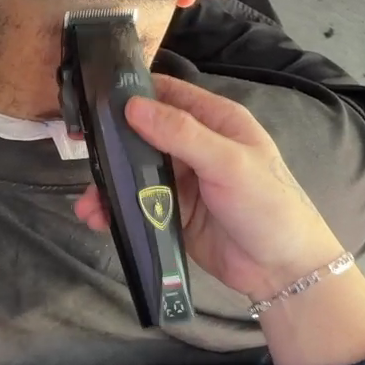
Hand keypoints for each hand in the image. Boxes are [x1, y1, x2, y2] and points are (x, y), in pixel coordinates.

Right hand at [74, 74, 344, 300]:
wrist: (284, 271)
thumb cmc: (268, 205)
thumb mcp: (228, 164)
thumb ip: (181, 134)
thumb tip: (133, 106)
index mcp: (215, 121)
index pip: (168, 94)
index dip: (134, 92)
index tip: (96, 98)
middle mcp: (195, 146)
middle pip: (143, 134)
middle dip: (111, 145)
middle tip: (80, 149)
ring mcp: (183, 181)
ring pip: (135, 172)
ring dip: (110, 185)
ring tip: (88, 204)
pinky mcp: (173, 212)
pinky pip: (137, 204)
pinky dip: (116, 210)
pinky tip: (98, 220)